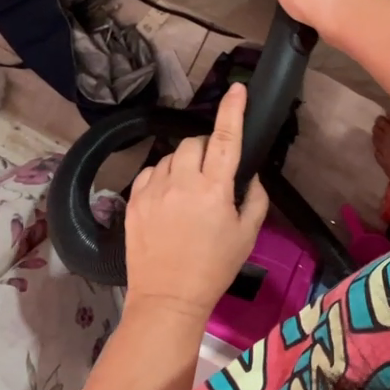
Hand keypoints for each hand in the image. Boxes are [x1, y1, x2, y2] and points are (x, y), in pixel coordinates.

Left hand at [124, 83, 269, 320]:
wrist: (167, 299)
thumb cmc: (214, 268)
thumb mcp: (247, 235)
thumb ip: (256, 198)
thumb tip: (250, 176)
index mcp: (214, 189)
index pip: (226, 139)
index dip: (232, 110)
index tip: (237, 89)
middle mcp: (182, 182)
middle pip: (195, 142)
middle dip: (207, 149)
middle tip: (213, 174)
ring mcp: (154, 190)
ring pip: (171, 156)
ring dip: (184, 163)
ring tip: (188, 191)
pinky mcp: (133, 201)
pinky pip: (150, 172)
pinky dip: (162, 176)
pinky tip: (168, 198)